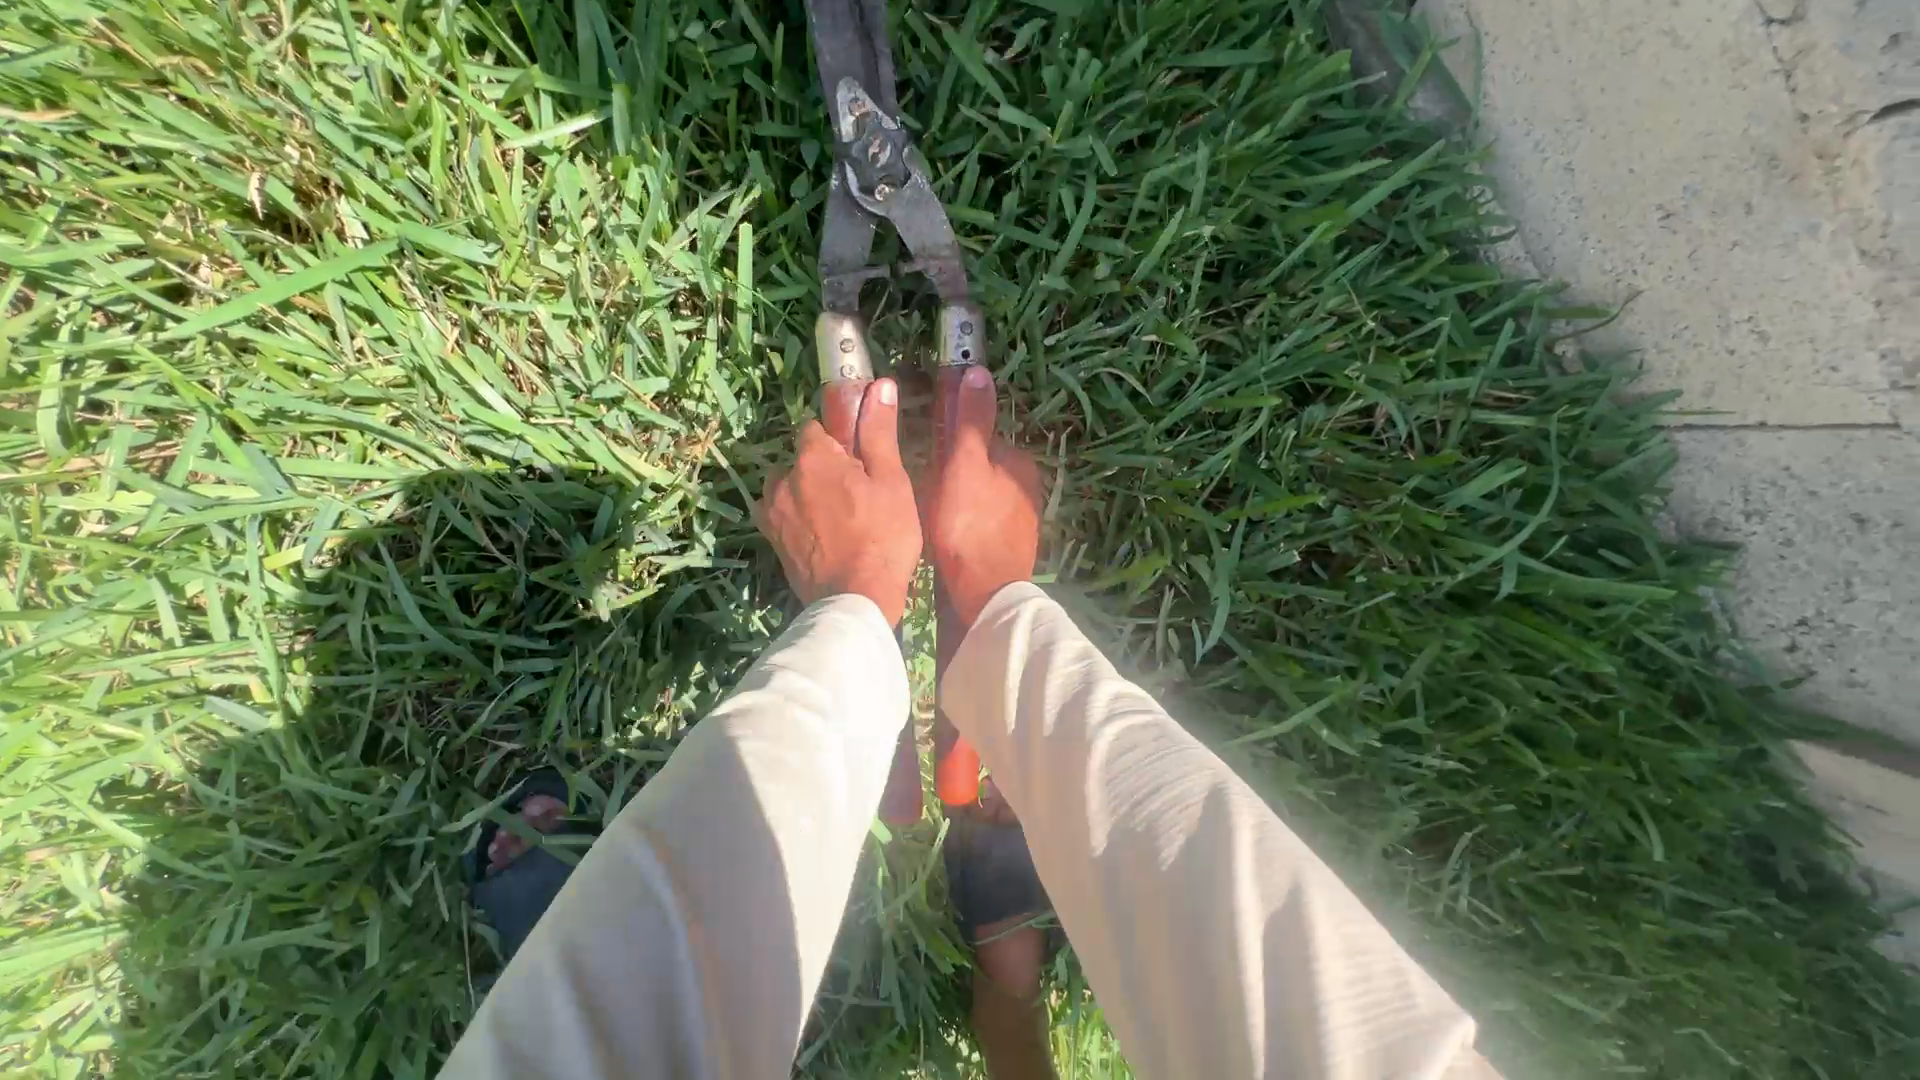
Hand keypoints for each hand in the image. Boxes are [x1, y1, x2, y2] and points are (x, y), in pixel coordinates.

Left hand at [757, 378, 921, 625]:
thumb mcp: (892, 481)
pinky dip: (796, 518)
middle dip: (821, 468)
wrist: (855, 600)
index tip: (859, 460)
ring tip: (837, 517)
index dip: (838, 441)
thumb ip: (879, 432)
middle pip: (800, 459)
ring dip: (805, 493)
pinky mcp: (772, 540)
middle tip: (855, 493)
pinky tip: (820, 535)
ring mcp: (772, 512)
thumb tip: (878, 385)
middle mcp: (783, 478)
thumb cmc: (883, 537)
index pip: (815, 428)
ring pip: (788, 487)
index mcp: (813, 457)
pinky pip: (780, 515)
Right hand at [931, 367, 1041, 628]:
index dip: (954, 446)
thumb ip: (971, 421)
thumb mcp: (964, 465)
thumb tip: (978, 371)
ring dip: (961, 503)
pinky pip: (984, 526)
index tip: (931, 458)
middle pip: (983, 470)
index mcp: (1020, 464)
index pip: (983, 440)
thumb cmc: (969, 525)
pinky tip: (949, 540)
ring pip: (983, 499)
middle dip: (957, 476)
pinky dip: (967, 528)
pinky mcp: (1013, 550)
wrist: (986, 593)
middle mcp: (1029, 489)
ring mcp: (1023, 522)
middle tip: (927, 491)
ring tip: (934, 517)